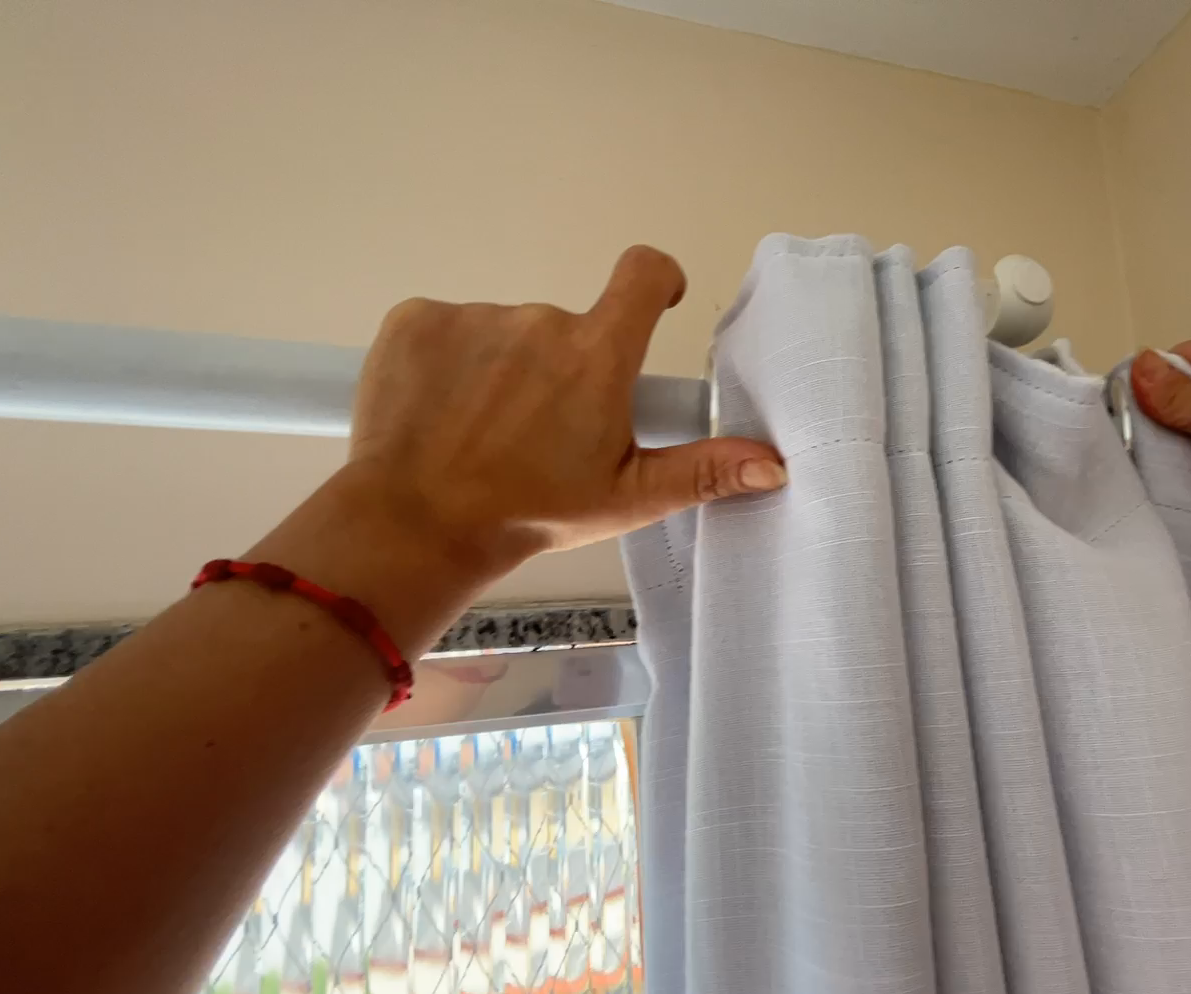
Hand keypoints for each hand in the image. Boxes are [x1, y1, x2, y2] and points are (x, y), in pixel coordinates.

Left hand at [343, 245, 786, 576]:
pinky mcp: (415, 320)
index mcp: (595, 357)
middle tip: (548, 434)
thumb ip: (705, 471)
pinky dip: (457, 362)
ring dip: (512, 370)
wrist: (417, 524)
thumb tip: (775, 465)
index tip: (655, 303)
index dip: (657, 280)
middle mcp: (538, 320)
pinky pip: (453, 329)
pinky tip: (447, 411)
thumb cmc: (533, 512)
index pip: (642, 272)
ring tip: (491, 431)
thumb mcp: (631, 498)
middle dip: (569, 369)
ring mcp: (471, 315)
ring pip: (510, 333)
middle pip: (571, 328)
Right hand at [1130, 335, 1190, 581]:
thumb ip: (1176, 391)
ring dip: (1165, 454)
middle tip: (1119, 444)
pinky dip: (1181, 480)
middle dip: (1155, 418)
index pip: (1189, 356)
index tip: (1116, 408)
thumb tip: (1137, 367)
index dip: (1152, 378)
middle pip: (1188, 398)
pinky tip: (1156, 490)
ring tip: (1132, 470)